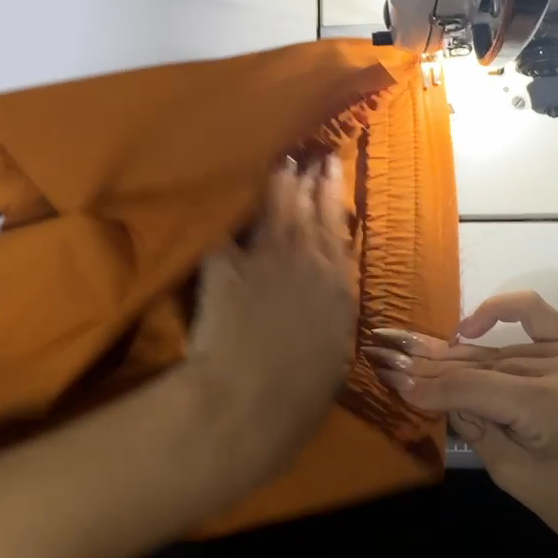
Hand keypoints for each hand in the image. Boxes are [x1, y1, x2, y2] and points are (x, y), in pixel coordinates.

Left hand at [187, 158, 358, 477]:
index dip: (333, 198)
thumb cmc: (298, 398)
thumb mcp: (331, 362)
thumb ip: (329, 326)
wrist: (249, 399)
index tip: (331, 170)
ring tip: (283, 165)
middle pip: (308, 212)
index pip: (337, 231)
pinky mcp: (225, 267)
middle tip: (309, 157)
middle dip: (309, 182)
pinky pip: (223, 235)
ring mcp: (265, 260)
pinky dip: (224, 218)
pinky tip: (221, 198)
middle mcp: (306, 263)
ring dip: (280, 186)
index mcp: (336, 288)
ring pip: (276, 212)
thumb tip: (327, 316)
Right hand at [364, 292, 557, 557]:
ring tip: (422, 356)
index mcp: (551, 405)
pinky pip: (536, 316)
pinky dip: (501, 311)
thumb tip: (429, 392)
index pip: (473, 387)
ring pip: (501, 349)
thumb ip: (472, 426)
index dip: (429, 385)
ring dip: (461, 357)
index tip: (391, 379)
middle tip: (392, 359)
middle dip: (435, 367)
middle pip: (483, 363)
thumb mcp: (514, 476)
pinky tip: (471, 325)